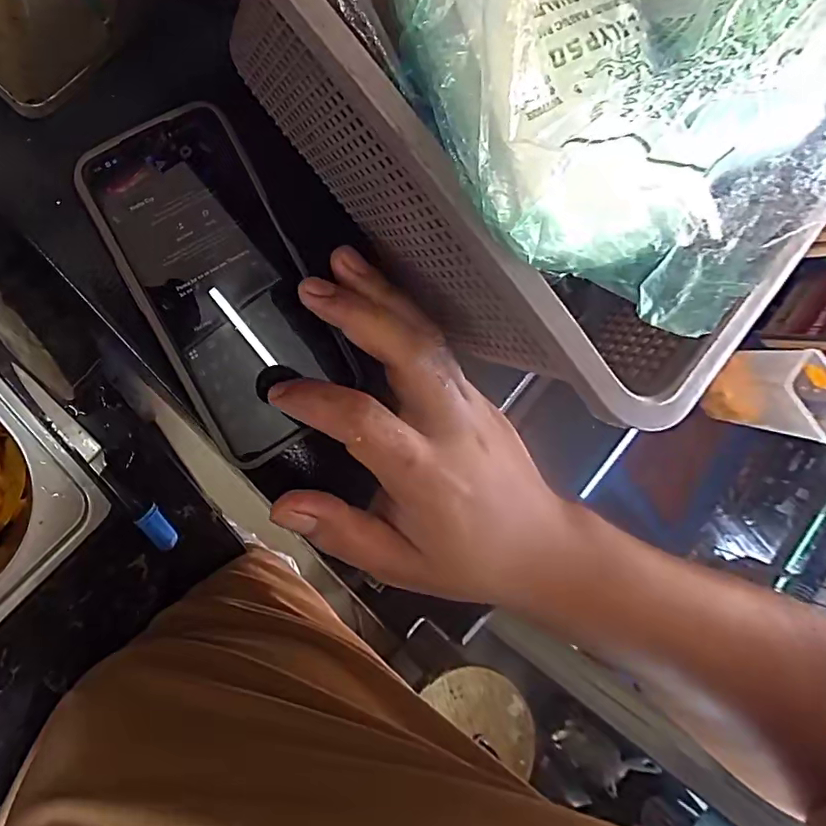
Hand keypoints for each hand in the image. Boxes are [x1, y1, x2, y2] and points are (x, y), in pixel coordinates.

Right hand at [266, 246, 592, 606]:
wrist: (546, 546)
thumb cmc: (467, 559)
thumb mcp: (400, 565)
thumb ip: (341, 532)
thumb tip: (282, 507)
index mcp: (425, 470)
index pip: (367, 422)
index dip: (319, 401)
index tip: (279, 391)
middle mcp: (450, 421)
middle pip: (409, 352)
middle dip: (360, 313)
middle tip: (312, 288)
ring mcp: (467, 397)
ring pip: (424, 333)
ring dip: (380, 292)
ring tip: (340, 260)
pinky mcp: (473, 386)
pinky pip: (433, 338)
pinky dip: (400, 304)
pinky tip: (372, 282)